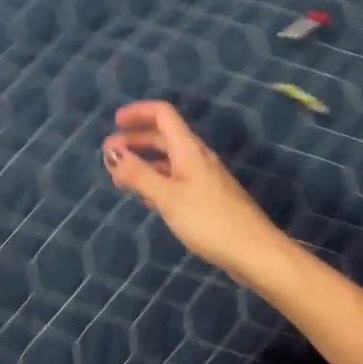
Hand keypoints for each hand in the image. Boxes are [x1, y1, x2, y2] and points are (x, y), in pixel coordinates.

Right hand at [103, 101, 283, 275]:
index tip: (115, 122)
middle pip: (163, 137)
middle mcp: (196, 157)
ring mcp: (202, 178)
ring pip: (168, 160)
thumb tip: (112, 152)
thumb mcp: (168, 197)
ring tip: (119, 177)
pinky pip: (175, 179)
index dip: (138, 112)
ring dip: (143, 162)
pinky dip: (156, 181)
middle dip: (135, 140)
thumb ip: (139, 174)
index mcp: (188, 148)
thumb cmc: (209, 220)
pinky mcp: (206, 198)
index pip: (163, 114)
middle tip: (108, 155)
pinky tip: (145, 197)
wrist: (254, 252)